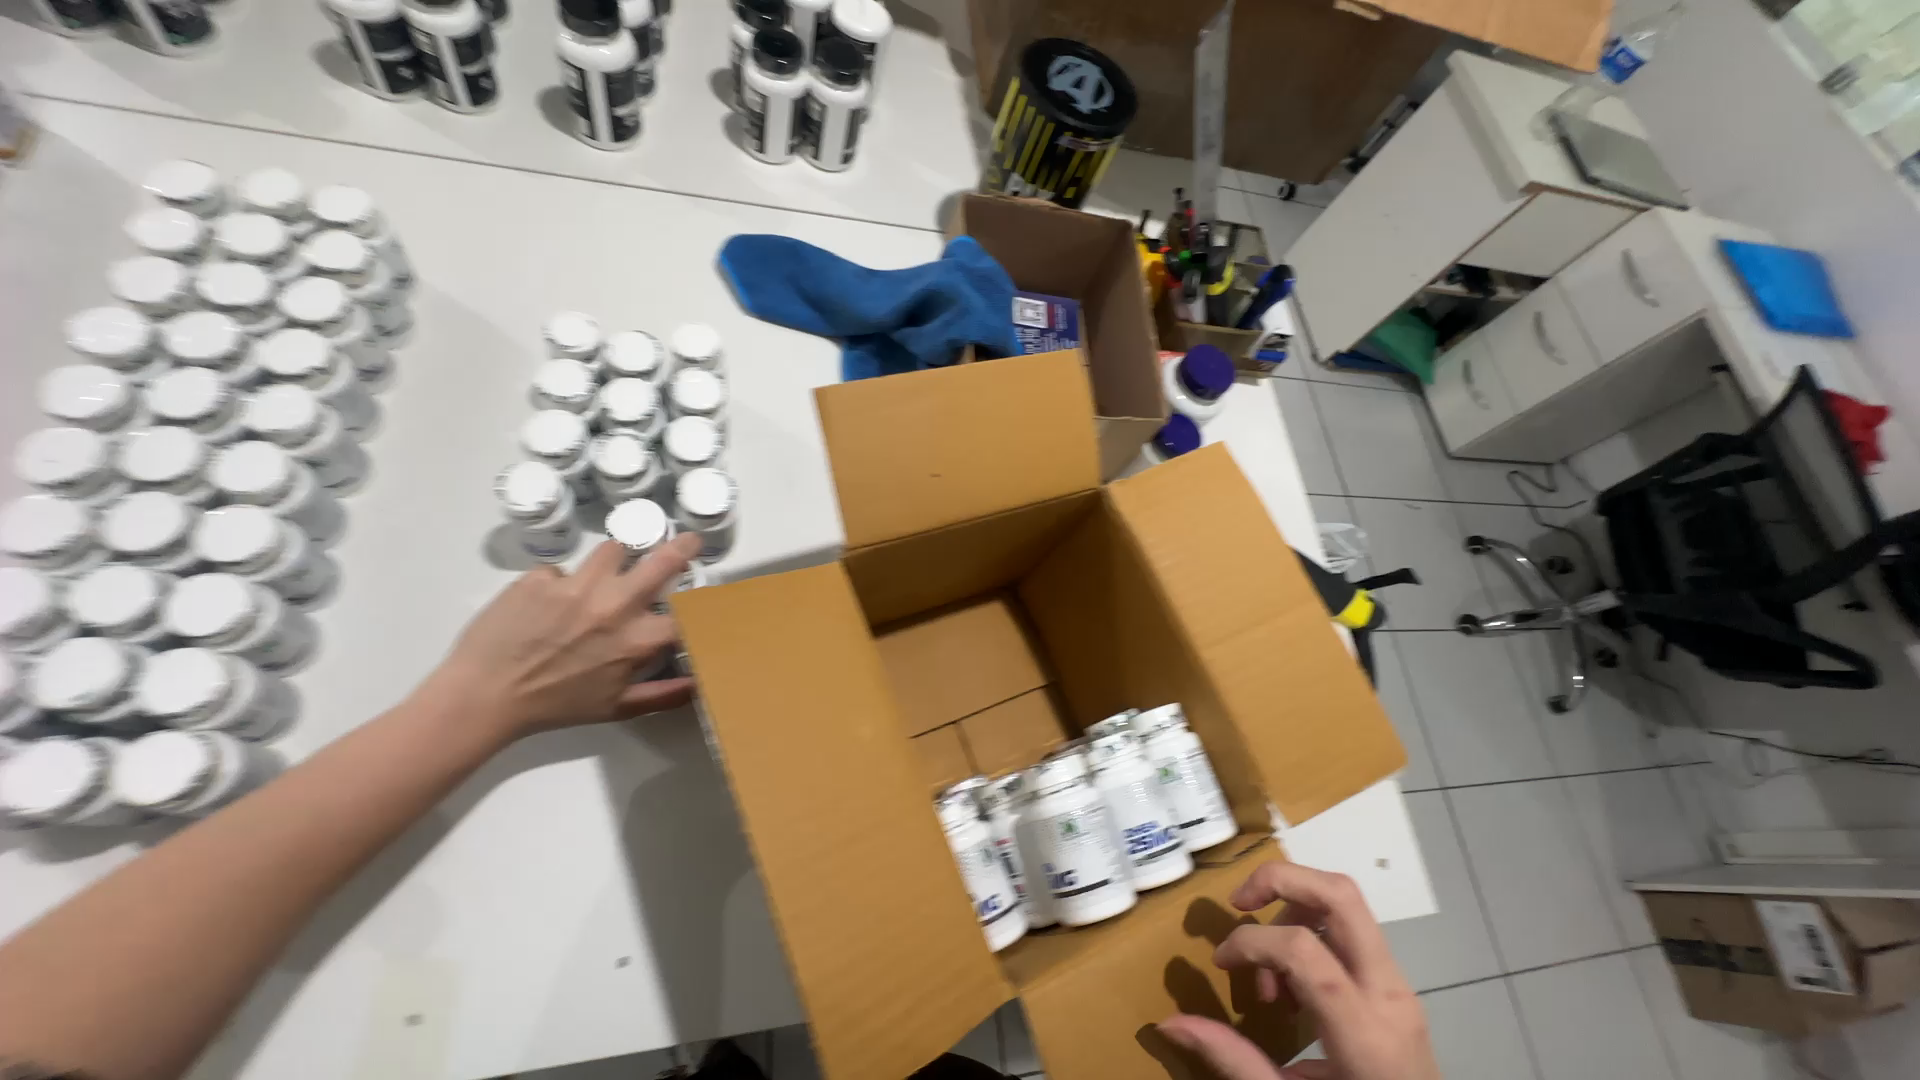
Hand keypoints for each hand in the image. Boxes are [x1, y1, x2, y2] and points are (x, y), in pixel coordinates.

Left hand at [418, 533, 702, 738]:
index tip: (702, 598)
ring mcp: (575, 586)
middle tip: (686, 540)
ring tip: (606, 571)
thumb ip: (664, 694)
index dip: (701, 602)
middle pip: (662, 560)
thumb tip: (701, 683)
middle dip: (681, 546)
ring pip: (612, 550)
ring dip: (615, 560)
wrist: (483, 697)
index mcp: (637, 639)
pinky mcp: (540, 578)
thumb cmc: (556, 707)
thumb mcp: (617, 708)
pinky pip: (559, 571)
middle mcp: (614, 605)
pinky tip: (545, 604)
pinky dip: (559, 584)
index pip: (689, 612)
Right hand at [1158, 863, 1438, 1079]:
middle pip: (1340, 895)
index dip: (1250, 941)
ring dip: (1293, 910)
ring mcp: (1400, 985)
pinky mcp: (1397, 985)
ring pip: (1345, 902)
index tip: (1222, 963)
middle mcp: (1390, 994)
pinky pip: (1350, 929)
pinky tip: (1293, 981)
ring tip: (1270, 968)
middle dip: (1280, 880)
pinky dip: (1310, 931)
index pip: (1304, 949)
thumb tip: (1170, 1023)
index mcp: (1364, 1033)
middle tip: (1240, 902)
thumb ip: (1234, 1060)